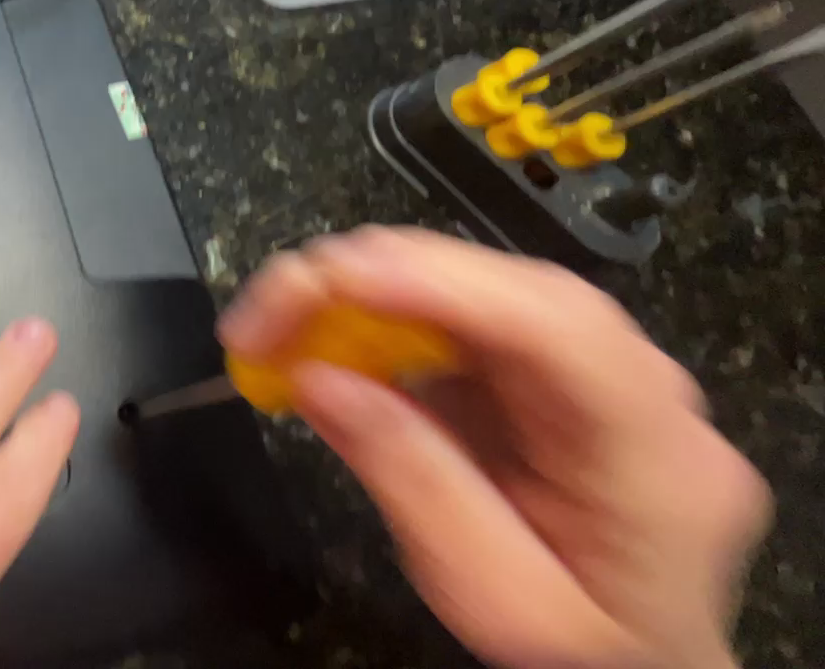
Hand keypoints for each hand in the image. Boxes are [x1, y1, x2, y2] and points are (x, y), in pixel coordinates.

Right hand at [220, 226, 770, 668]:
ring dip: (350, 288)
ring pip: (459, 278)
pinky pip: (440, 303)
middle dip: (359, 278)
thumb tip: (316, 377)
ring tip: (270, 330)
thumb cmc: (579, 647)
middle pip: (492, 283)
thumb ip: (415, 485)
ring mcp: (581, 360)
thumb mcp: (496, 597)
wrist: (636, 657)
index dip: (435, 283)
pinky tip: (315, 337)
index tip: (325, 280)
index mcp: (652, 452)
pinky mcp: (527, 356)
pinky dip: (362, 308)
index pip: (554, 328)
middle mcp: (630, 381)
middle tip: (257, 320)